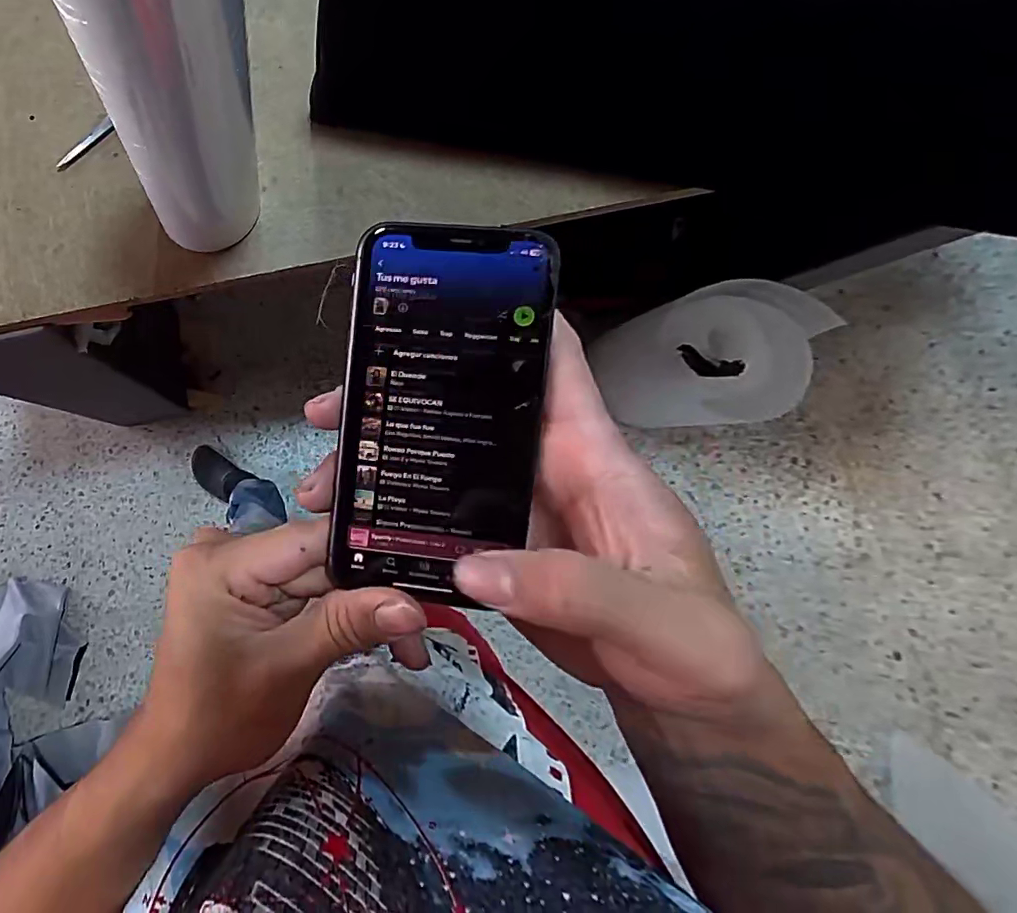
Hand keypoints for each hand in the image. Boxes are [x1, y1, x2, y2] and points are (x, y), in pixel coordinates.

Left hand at [130, 517, 430, 793]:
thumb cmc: (222, 717)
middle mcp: (222, 547)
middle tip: (419, 632)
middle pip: (314, 557)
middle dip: (367, 594)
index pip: (308, 539)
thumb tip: (411, 605)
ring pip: (313, 574)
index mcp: (221, 559)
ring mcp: (231, 565)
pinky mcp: (242, 586)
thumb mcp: (289, 668)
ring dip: (355, 608)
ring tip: (404, 647)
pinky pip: (297, 588)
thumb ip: (347, 625)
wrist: (177, 753)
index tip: (420, 581)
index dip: (367, 554)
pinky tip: (366, 637)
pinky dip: (330, 613)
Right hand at [296, 314, 785, 732]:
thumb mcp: (653, 618)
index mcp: (590, 457)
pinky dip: (390, 518)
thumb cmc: (694, 648)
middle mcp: (543, 469)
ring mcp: (513, 511)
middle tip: (330, 413)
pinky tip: (351, 528)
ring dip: (378, 466)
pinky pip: (432, 520)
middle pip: (463, 412)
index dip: (505, 322)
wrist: (684, 708)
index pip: (553, 365)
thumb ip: (573, 588)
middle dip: (395, 401)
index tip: (431, 309)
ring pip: (435, 466)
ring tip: (322, 485)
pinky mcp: (494, 551)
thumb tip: (468, 564)